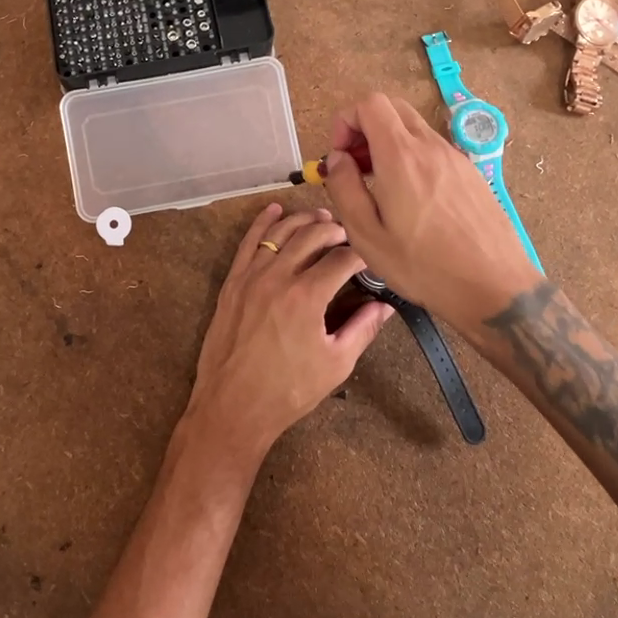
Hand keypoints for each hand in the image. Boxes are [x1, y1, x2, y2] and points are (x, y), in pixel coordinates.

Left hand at [186, 203, 394, 455]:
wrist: (232, 406)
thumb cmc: (288, 391)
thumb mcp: (336, 364)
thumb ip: (362, 329)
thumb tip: (386, 306)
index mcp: (307, 296)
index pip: (342, 259)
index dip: (363, 253)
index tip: (374, 254)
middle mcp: (277, 277)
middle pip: (312, 236)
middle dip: (336, 230)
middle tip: (350, 234)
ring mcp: (251, 277)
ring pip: (280, 232)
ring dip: (303, 221)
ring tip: (322, 218)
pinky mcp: (232, 283)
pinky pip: (248, 243)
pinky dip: (263, 223)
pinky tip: (275, 210)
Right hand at [323, 92, 543, 322]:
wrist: (494, 287)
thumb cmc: (424, 266)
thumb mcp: (367, 234)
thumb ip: (343, 188)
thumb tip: (336, 159)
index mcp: (401, 156)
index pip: (369, 104)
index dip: (345, 121)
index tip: (339, 156)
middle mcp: (430, 146)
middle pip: (392, 107)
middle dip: (365, 127)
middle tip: (355, 166)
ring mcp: (455, 158)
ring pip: (414, 128)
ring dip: (388, 144)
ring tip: (380, 187)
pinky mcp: (471, 173)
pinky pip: (433, 149)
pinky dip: (412, 157)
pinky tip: (411, 200)